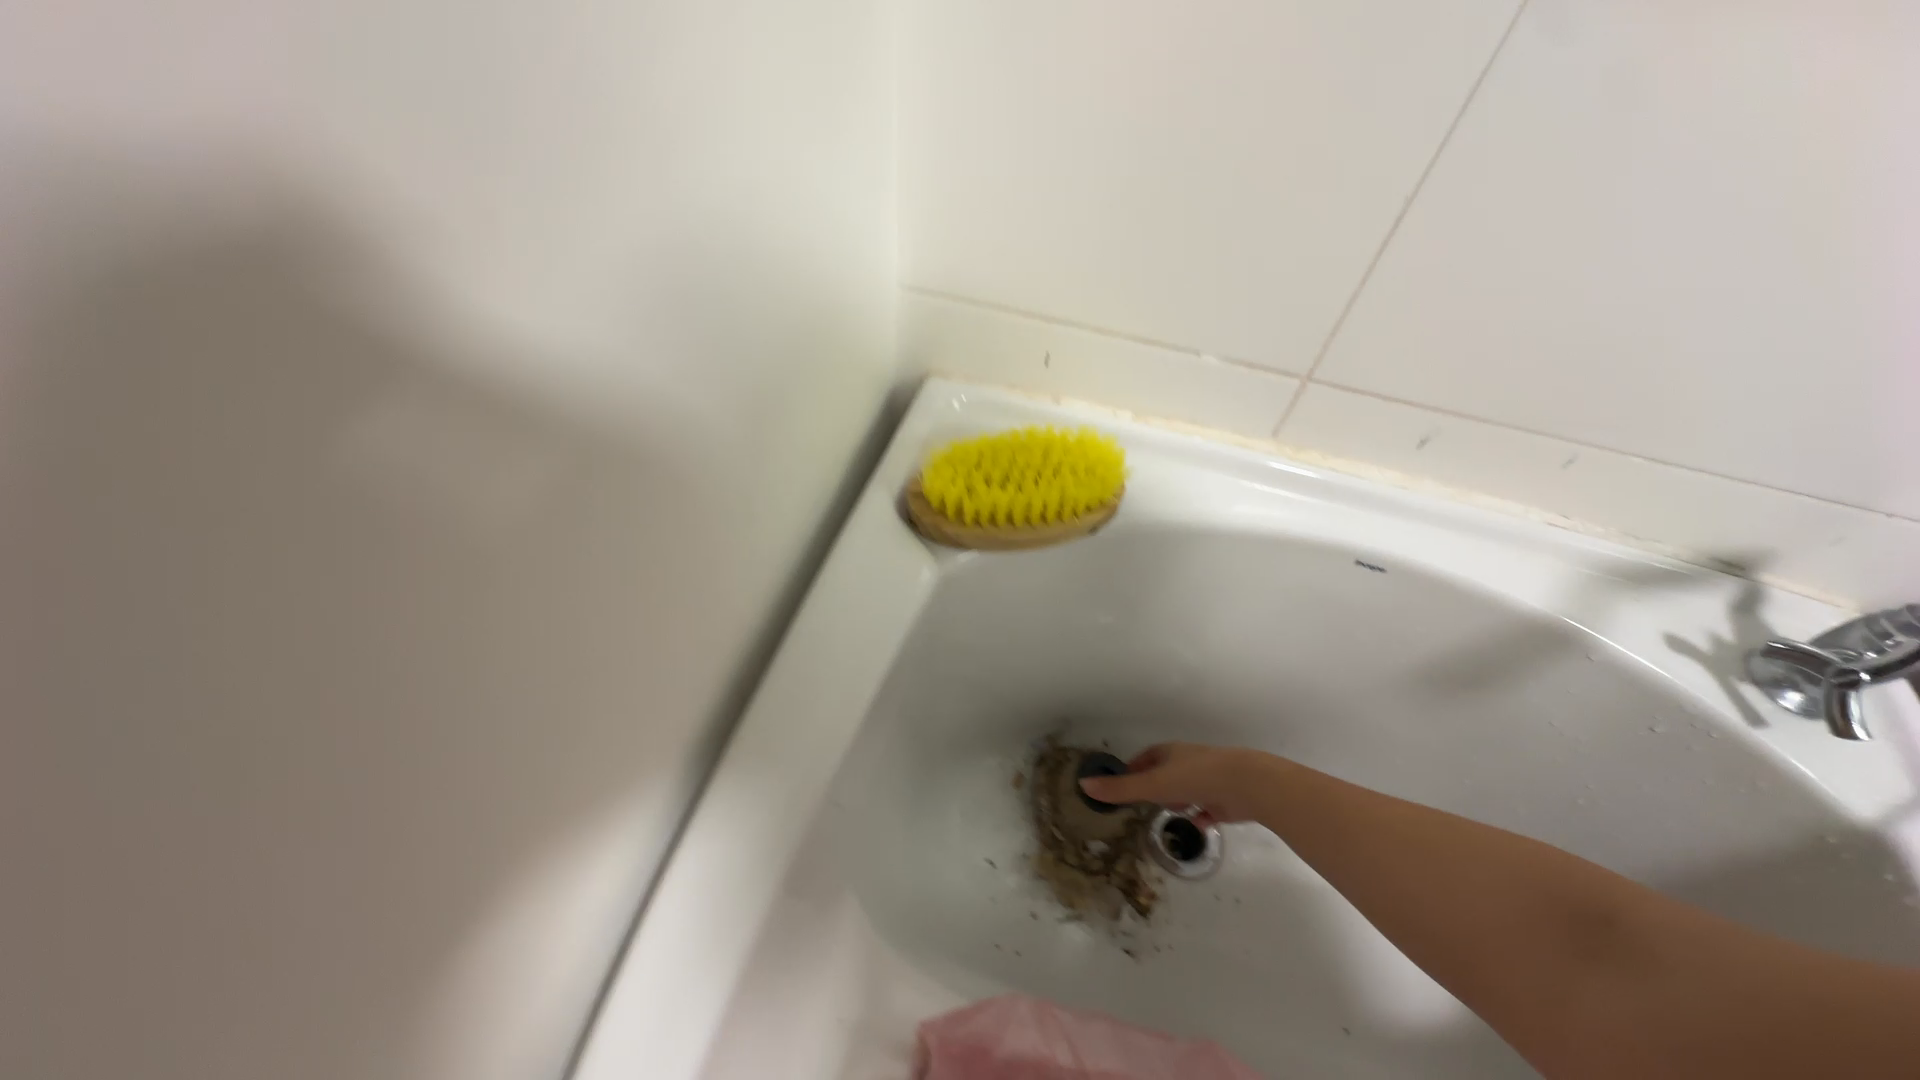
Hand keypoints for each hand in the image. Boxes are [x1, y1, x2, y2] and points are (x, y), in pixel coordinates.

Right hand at [1076, 742, 1279, 823]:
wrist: (1246, 784)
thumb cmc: (1195, 778)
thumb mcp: (1152, 784)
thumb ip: (1120, 789)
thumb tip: (1083, 785)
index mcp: (1170, 753)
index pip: (1146, 757)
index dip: (1134, 770)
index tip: (1124, 785)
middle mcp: (1189, 762)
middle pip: (1166, 774)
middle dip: (1157, 789)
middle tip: (1149, 804)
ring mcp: (1209, 779)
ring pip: (1187, 790)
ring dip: (1179, 802)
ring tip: (1175, 814)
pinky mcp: (1225, 798)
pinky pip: (1208, 808)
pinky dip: (1202, 816)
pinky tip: (1199, 825)